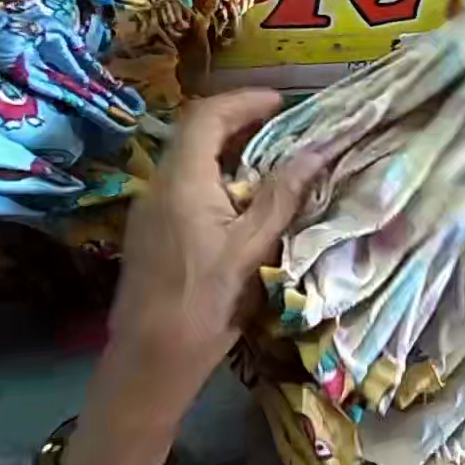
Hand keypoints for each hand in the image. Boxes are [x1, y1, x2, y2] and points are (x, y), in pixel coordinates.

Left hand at [66, 90, 321, 464]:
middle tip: (283, 126)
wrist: (149, 363)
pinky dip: (218, 176)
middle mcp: (159, 185)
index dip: (245, 101)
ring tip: (271, 158)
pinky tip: (242, 200)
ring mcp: (151, 209)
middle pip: (196, 133)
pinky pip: (187, 184)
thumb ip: (282, 196)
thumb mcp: (252, 249)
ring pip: (191, 160)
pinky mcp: (152, 230)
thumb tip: (316, 151)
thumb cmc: (204, 306)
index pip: (207, 116)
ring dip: (230, 150)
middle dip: (240, 121)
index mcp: (182, 182)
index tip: (282, 102)